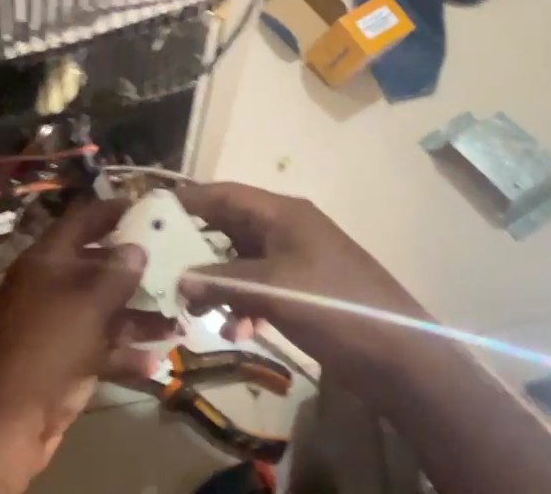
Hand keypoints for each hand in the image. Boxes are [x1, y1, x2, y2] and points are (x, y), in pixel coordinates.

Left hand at [0, 198, 170, 452]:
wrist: (9, 419)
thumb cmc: (47, 347)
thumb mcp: (87, 305)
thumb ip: (115, 274)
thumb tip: (136, 248)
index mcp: (45, 261)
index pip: (81, 222)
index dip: (112, 213)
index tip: (148, 210)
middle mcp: (50, 286)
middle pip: (97, 268)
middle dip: (136, 271)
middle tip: (176, 268)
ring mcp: (56, 325)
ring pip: (104, 311)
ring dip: (139, 317)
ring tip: (180, 322)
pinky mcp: (64, 361)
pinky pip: (101, 348)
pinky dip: (125, 354)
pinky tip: (156, 362)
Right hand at [176, 183, 430, 392]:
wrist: (402, 357)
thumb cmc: (335, 306)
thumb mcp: (273, 289)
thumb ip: (221, 280)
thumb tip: (178, 279)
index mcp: (281, 212)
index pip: (222, 194)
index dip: (185, 202)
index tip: (148, 216)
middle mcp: (285, 228)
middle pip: (227, 227)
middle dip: (195, 249)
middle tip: (163, 269)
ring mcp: (295, 260)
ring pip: (239, 261)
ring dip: (216, 282)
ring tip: (195, 309)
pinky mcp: (302, 291)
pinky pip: (257, 287)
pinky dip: (240, 303)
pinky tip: (235, 329)